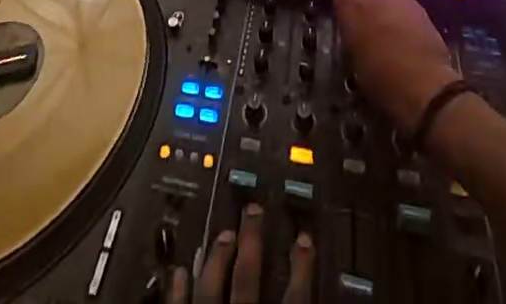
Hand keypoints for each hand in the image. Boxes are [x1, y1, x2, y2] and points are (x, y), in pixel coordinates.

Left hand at [169, 203, 313, 303]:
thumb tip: (327, 295)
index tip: (305, 238)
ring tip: (224, 233)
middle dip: (251, 241)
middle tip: (254, 210)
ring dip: (217, 258)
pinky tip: (179, 271)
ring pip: (211, 286)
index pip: (295, 298)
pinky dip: (178, 289)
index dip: (302, 267)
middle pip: (247, 278)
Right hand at [333, 0, 460, 127]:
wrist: (419, 81)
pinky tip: (410, 39)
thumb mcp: (350, 52)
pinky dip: (408, 19)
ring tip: (393, 32)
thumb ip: (351, 33)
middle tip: (372, 26)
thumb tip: (358, 35)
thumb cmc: (374, 69)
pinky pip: (409, 8)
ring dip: (390, 8)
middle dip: (370, 2)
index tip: (351, 26)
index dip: (348, 11)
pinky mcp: (423, 7)